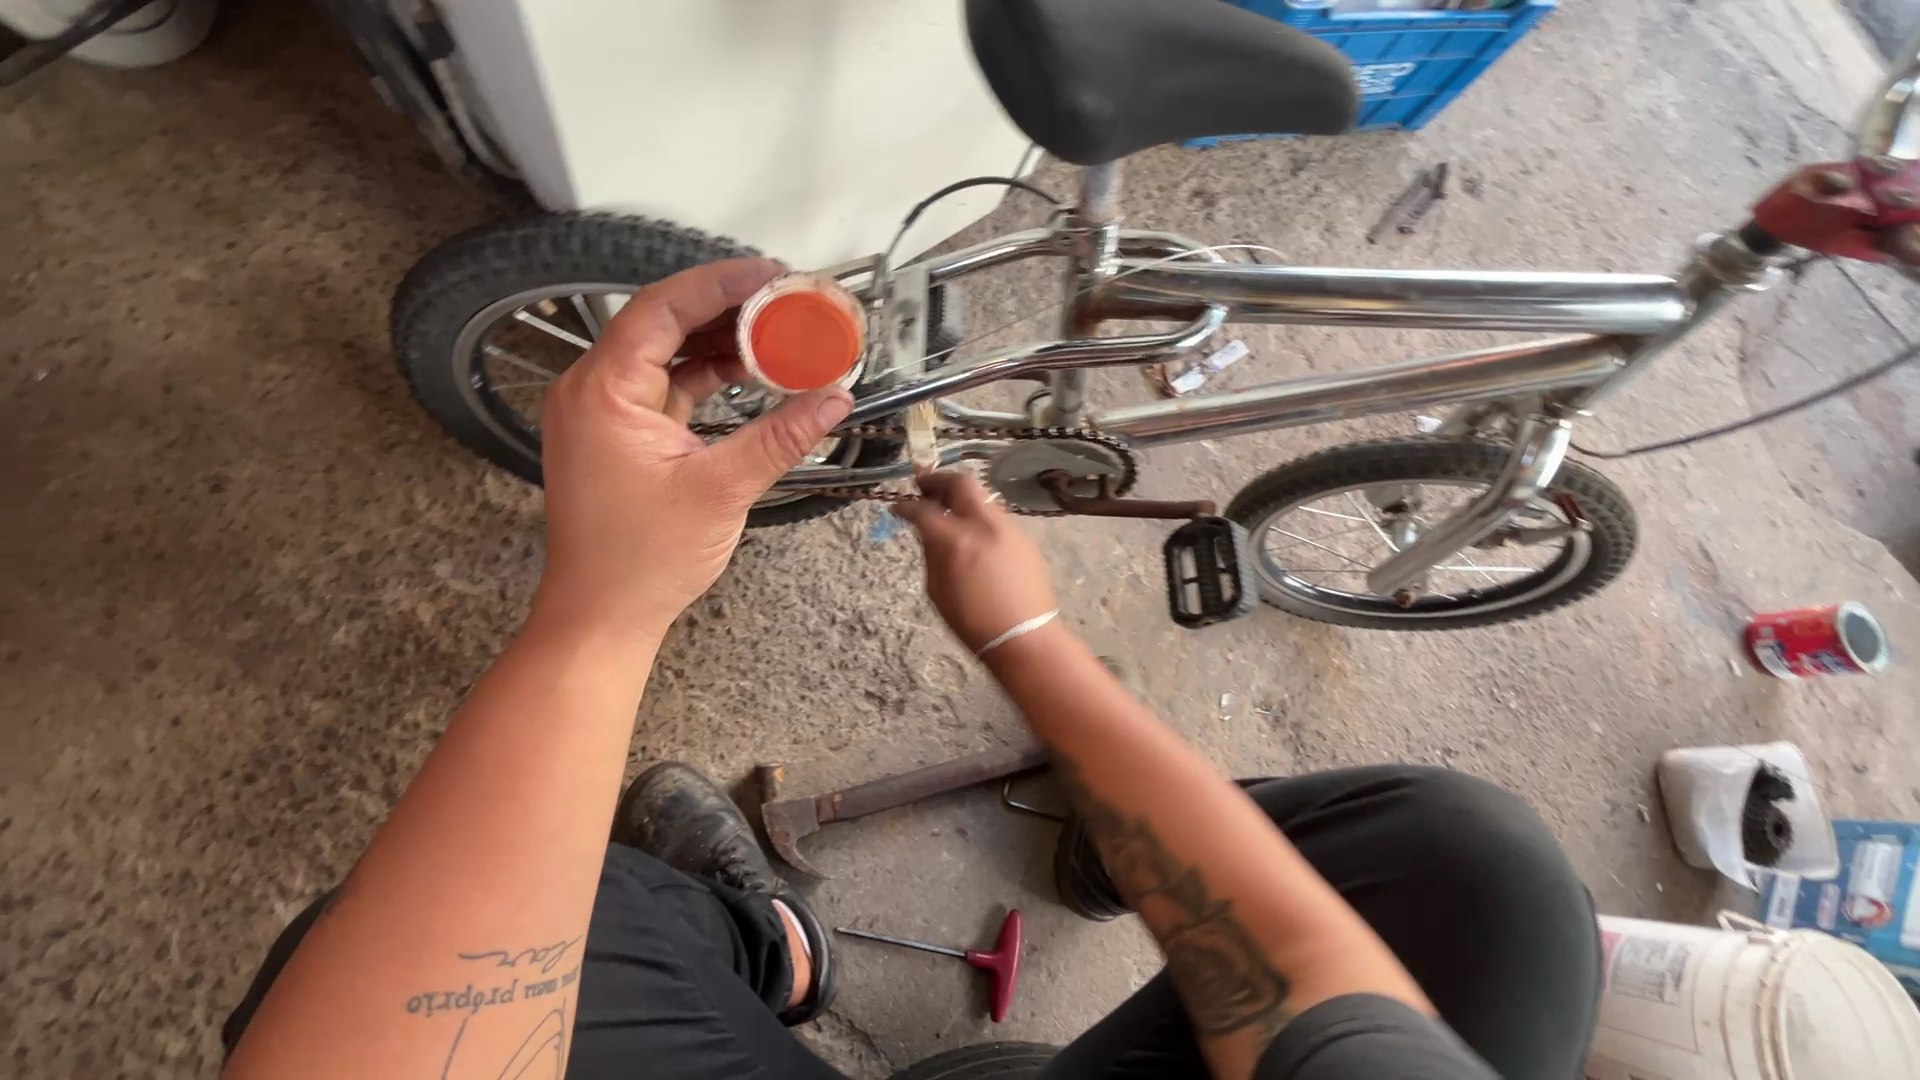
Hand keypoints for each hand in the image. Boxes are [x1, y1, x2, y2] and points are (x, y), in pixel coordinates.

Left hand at [534, 258, 853, 637]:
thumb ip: (781, 436)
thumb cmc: (642, 558)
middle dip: (727, 309)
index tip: (771, 275)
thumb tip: (832, 399)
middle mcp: (594, 389)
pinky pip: (667, 384)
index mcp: (603, 391)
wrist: (604, 612)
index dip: (720, 284)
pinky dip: (707, 374)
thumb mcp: (723, 489)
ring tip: (776, 334)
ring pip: (667, 352)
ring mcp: (606, 411)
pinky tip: (748, 372)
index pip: (661, 309)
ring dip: (719, 341)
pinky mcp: (623, 432)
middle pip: (663, 322)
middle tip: (784, 302)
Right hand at [894, 470, 1058, 652]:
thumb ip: (931, 553)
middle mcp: (985, 524)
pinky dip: (979, 516)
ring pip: (982, 497)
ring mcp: (1009, 528)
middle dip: (938, 481)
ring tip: (947, 508)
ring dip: (961, 497)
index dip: (906, 506)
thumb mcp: (937, 590)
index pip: (924, 509)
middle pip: (961, 483)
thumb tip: (927, 531)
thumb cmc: (972, 622)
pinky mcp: (1024, 538)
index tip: (897, 507)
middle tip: (923, 486)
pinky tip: (972, 532)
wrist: (1024, 636)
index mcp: (957, 540)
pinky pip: (997, 516)